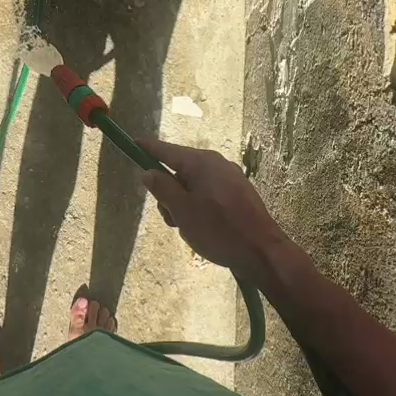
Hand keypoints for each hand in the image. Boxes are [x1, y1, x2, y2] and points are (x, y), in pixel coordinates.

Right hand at [139, 136, 287, 276]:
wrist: (262, 252)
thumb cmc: (218, 230)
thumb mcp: (183, 211)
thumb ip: (162, 188)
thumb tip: (148, 172)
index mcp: (201, 162)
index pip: (166, 150)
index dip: (148, 148)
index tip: (132, 142)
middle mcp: (216, 163)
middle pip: (180, 170)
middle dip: (169, 192)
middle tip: (172, 218)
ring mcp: (230, 177)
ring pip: (194, 185)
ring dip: (184, 204)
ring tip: (190, 230)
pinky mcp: (238, 193)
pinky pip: (209, 193)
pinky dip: (200, 207)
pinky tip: (205, 230)